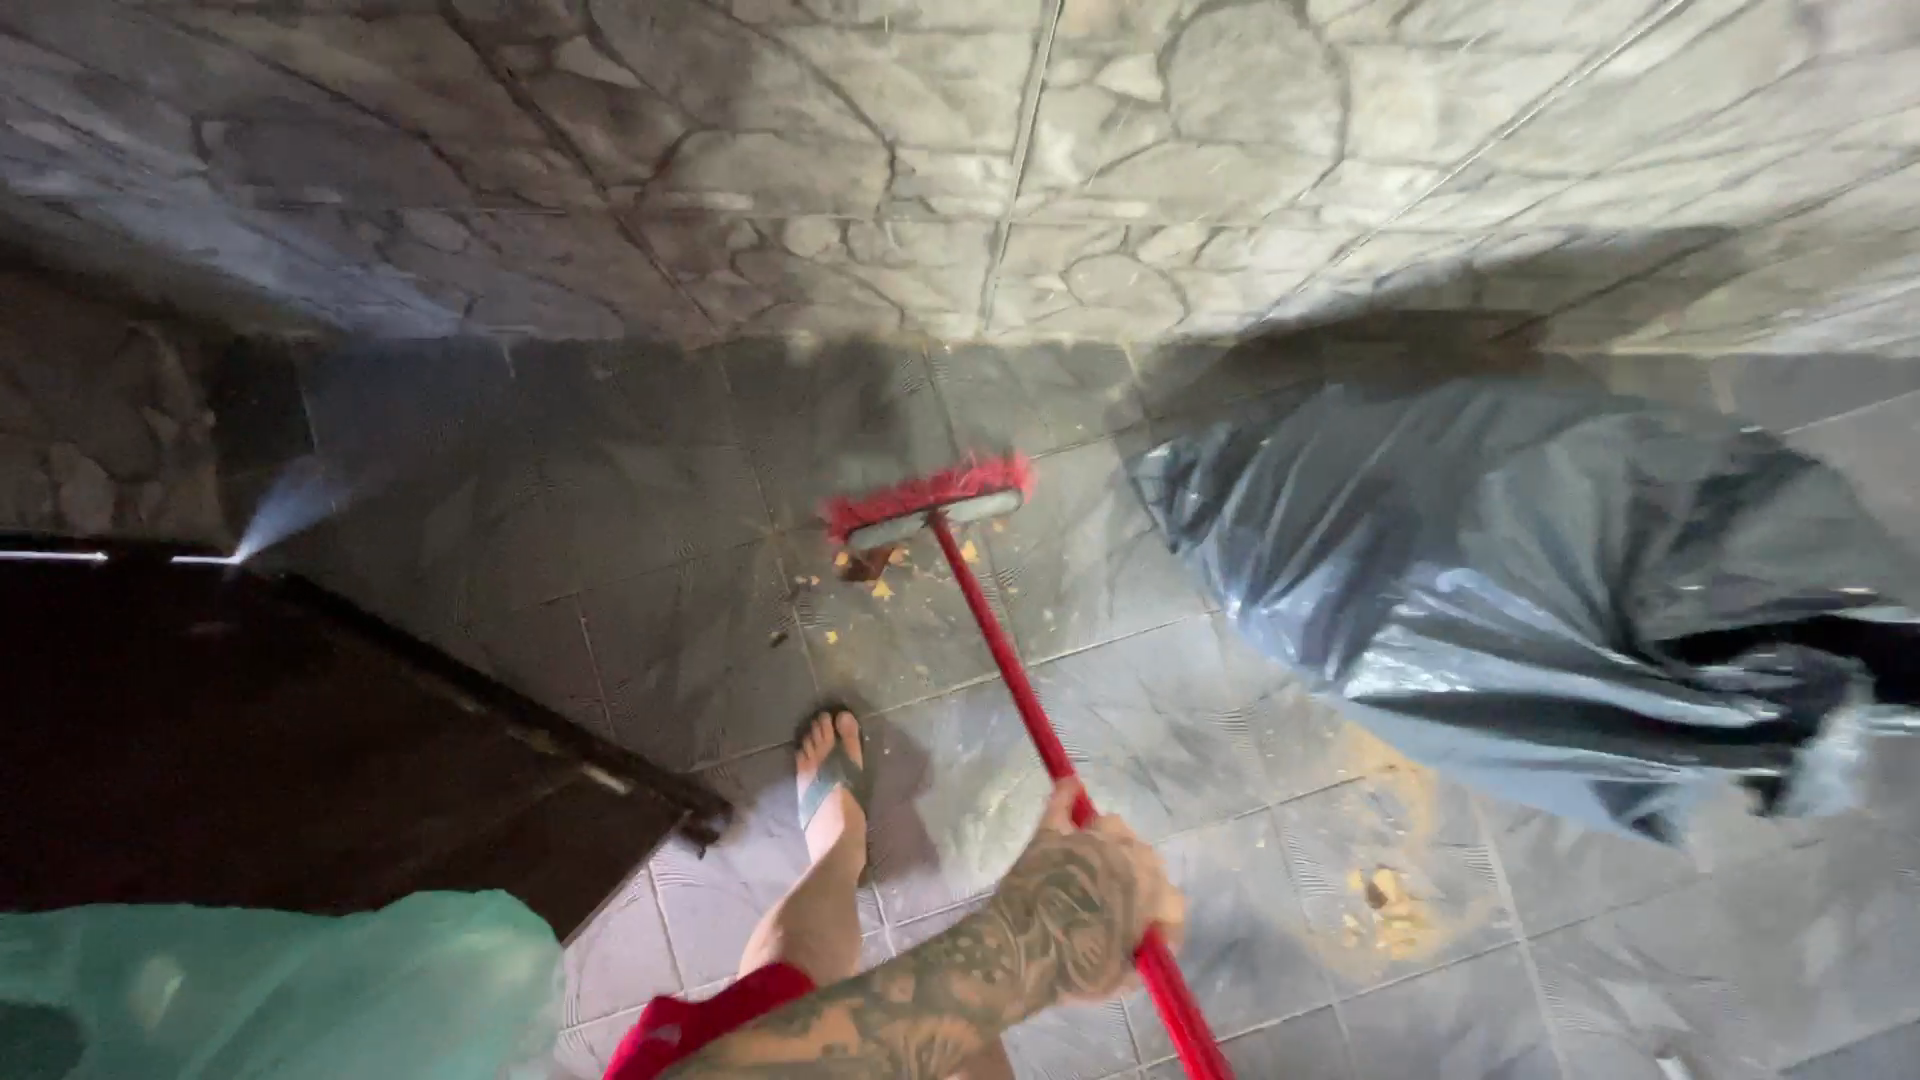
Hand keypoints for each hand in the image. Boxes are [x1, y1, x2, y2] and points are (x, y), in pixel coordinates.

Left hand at [986, 778, 1185, 1005]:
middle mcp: (1123, 854)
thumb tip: (1143, 949)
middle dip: (1141, 882)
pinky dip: (1067, 794)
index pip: (1173, 902)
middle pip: (1145, 858)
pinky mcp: (1050, 834)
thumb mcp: (1122, 978)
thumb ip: (1140, 956)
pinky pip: (1061, 803)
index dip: (1165, 926)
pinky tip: (1072, 785)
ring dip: (1114, 842)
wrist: (1022, 949)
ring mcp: (1085, 839)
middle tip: (1123, 906)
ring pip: (1112, 826)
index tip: (1152, 943)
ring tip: (1104, 862)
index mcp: (1148, 889)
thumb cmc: (1075, 968)